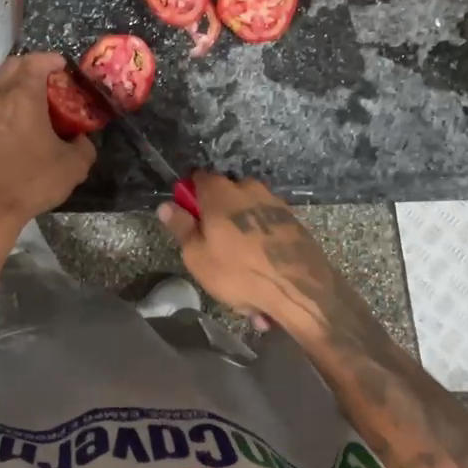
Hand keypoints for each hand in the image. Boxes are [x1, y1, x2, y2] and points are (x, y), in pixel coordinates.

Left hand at [0, 53, 96, 233]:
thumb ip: (84, 146)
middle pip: (14, 65)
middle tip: (53, 79)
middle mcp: (1, 95)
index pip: (36, 61)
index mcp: (24, 95)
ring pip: (1, 81)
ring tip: (39, 98)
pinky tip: (23, 118)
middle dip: (34, 65)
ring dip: (19, 81)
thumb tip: (82, 139)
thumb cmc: (32, 179)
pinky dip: (9, 98)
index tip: (65, 68)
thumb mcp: (73, 166)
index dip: (52, 60)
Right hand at [157, 173, 341, 334]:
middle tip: (216, 253)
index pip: (197, 179)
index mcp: (219, 190)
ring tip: (244, 274)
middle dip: (218, 218)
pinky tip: (263, 275)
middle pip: (224, 197)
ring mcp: (274, 202)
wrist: (302, 289)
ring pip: (248, 216)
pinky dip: (262, 246)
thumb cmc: (239, 270)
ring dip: (242, 236)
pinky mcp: (294, 221)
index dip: (190, 198)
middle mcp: (247, 187)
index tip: (190, 222)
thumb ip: (180, 226)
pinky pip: (268, 230)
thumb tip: (165, 205)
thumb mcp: (196, 255)